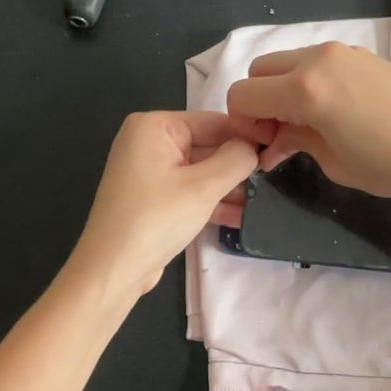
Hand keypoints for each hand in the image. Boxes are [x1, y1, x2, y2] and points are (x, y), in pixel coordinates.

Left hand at [66, 111, 263, 297]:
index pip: (213, 121)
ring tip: (265, 201)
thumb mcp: (203, 187)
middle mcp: (149, 142)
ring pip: (201, 172)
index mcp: (154, 126)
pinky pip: (189, 192)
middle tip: (276, 179)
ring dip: (229, 188)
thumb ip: (235, 160)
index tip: (278, 152)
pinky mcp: (153, 200)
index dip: (246, 136)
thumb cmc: (155, 219)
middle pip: (207, 146)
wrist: (113, 269)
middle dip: (238, 166)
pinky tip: (242, 218)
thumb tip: (255, 147)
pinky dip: (211, 203)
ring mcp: (150, 172)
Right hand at [225, 41, 390, 203]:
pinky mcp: (361, 55)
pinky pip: (314, 64)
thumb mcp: (335, 163)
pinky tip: (329, 116)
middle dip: (258, 104)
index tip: (263, 146)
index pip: (242, 95)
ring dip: (281, 92)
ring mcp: (341, 53)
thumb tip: (274, 142)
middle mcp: (317, 60)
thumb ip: (295, 143)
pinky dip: (306, 84)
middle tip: (280, 137)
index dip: (243, 124)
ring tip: (305, 128)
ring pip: (285, 64)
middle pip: (258, 72)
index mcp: (305, 89)